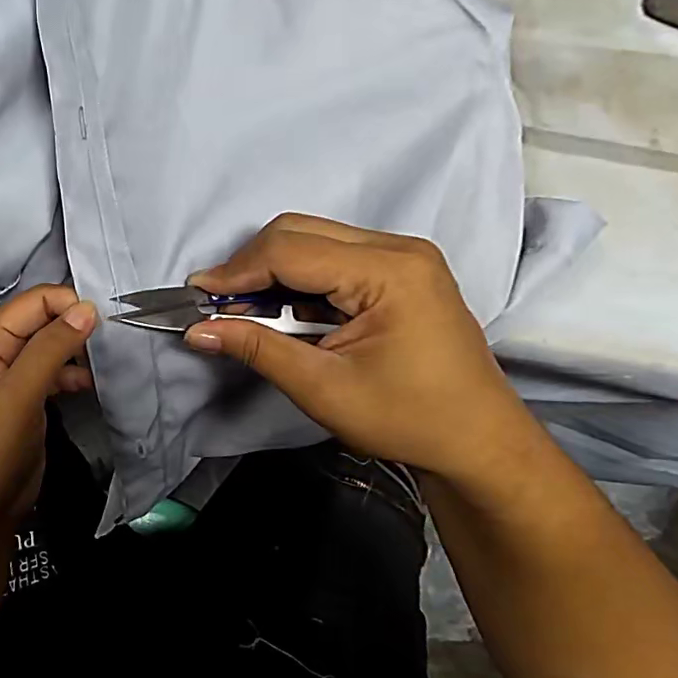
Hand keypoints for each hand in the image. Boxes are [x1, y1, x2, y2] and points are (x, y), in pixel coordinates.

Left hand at [0, 285, 96, 537]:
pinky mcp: (28, 395)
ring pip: (54, 344)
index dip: (70, 305)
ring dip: (80, 349)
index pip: (35, 301)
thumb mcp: (19, 397)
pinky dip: (75, 372)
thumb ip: (51, 349)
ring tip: (109, 360)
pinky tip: (94, 382)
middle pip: (45, 319)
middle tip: (114, 339)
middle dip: (78, 325)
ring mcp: (13, 373)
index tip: (107, 322)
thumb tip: (86, 308)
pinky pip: (56, 369)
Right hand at [183, 213, 536, 481]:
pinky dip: (296, 279)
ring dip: (271, 272)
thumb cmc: (409, 420)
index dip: (236, 271)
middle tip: (218, 305)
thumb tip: (199, 330)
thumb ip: (256, 348)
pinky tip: (284, 312)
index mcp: (390, 272)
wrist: (481, 445)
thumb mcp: (322, 387)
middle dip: (250, 266)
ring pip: (311, 239)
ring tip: (246, 312)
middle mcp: (399, 249)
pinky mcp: (399, 270)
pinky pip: (330, 256)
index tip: (197, 295)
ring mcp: (402, 256)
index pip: (290, 250)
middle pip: (298, 232)